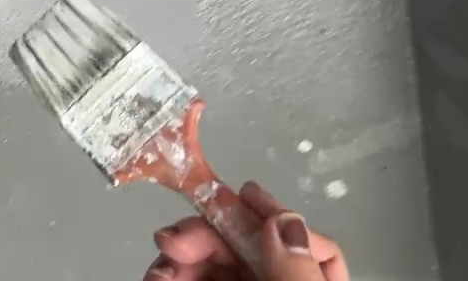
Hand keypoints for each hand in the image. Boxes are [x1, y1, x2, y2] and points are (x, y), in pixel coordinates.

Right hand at [144, 181, 348, 280]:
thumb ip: (296, 277)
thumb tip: (285, 220)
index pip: (311, 247)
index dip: (278, 217)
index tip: (243, 195)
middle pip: (243, 244)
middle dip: (202, 235)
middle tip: (172, 242)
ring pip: (208, 257)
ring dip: (176, 253)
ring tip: (160, 272)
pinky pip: (185, 274)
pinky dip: (166, 272)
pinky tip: (156, 277)